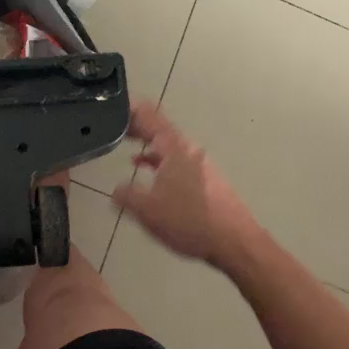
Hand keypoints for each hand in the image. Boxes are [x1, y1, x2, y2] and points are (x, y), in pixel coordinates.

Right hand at [113, 102, 264, 268]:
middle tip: (112, 125)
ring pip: (169, 145)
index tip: (112, 105)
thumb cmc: (189, 221)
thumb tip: (116, 189)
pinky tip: (151, 172)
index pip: (149, 116)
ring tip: (127, 144)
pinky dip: (161, 160)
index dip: (130, 108)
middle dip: (136, 126)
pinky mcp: (208, 179)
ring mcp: (201, 164)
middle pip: (159, 128)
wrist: (236, 242)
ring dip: (148, 143)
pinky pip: (178, 160)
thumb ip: (126, 195)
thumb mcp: (147, 210)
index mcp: (174, 148)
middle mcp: (190, 149)